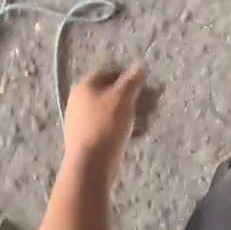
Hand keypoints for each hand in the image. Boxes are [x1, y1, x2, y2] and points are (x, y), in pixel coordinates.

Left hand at [62, 64, 145, 183]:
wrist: (90, 164)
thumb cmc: (106, 126)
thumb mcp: (123, 98)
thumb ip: (132, 80)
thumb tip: (139, 64)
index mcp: (85, 87)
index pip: (108, 72)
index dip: (127, 75)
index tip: (145, 84)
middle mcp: (80, 101)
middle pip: (111, 92)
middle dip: (133, 97)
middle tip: (150, 104)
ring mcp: (83, 121)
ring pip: (112, 110)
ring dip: (131, 113)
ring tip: (146, 121)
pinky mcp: (89, 138)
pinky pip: (109, 126)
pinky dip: (123, 127)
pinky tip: (136, 134)